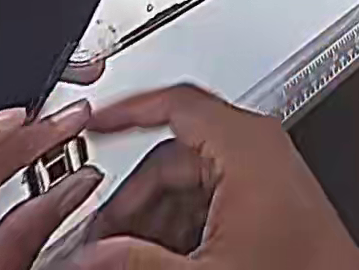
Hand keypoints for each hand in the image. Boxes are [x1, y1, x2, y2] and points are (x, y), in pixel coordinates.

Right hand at [69, 85, 358, 269]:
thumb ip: (139, 261)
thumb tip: (93, 253)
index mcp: (244, 143)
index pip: (176, 104)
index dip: (129, 110)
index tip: (97, 120)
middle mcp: (254, 145)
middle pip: (174, 154)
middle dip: (132, 198)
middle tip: (97, 239)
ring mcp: (261, 169)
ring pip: (188, 179)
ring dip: (152, 216)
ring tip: (122, 255)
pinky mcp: (264, 194)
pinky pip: (208, 195)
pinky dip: (179, 223)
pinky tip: (159, 258)